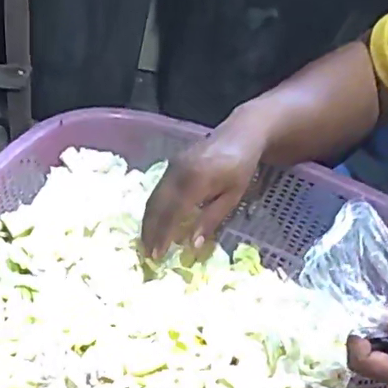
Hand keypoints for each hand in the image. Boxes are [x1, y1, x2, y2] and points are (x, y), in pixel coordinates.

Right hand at [140, 112, 270, 258]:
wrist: (241, 133)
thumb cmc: (241, 167)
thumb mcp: (232, 196)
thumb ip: (211, 218)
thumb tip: (192, 244)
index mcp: (196, 180)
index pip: (173, 213)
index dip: (163, 235)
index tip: (158, 255)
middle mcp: (179, 172)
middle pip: (158, 207)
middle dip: (150, 232)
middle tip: (147, 254)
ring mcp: (172, 167)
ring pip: (153, 200)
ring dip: (148, 223)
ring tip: (146, 243)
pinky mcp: (170, 167)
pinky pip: (156, 192)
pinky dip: (152, 211)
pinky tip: (152, 225)